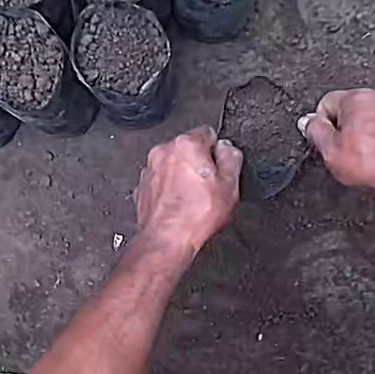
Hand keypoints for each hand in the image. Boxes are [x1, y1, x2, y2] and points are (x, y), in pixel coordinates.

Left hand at [133, 127, 241, 258]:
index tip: (220, 169)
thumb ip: (232, 157)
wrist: (166, 240)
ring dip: (183, 178)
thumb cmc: (195, 216)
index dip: (218, 153)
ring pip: (174, 167)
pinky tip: (179, 207)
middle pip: (189, 150)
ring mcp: (150, 170)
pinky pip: (162, 183)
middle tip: (209, 188)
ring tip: (193, 201)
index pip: (208, 134)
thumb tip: (227, 148)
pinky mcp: (142, 187)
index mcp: (186, 144)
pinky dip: (170, 191)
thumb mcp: (230, 185)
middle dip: (199, 165)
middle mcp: (163, 151)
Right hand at [302, 89, 374, 197]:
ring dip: (363, 133)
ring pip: (369, 117)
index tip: (326, 141)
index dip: (321, 125)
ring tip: (365, 156)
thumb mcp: (331, 151)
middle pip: (349, 109)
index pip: (326, 103)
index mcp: (355, 98)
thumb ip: (315, 132)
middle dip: (344, 128)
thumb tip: (308, 121)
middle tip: (345, 151)